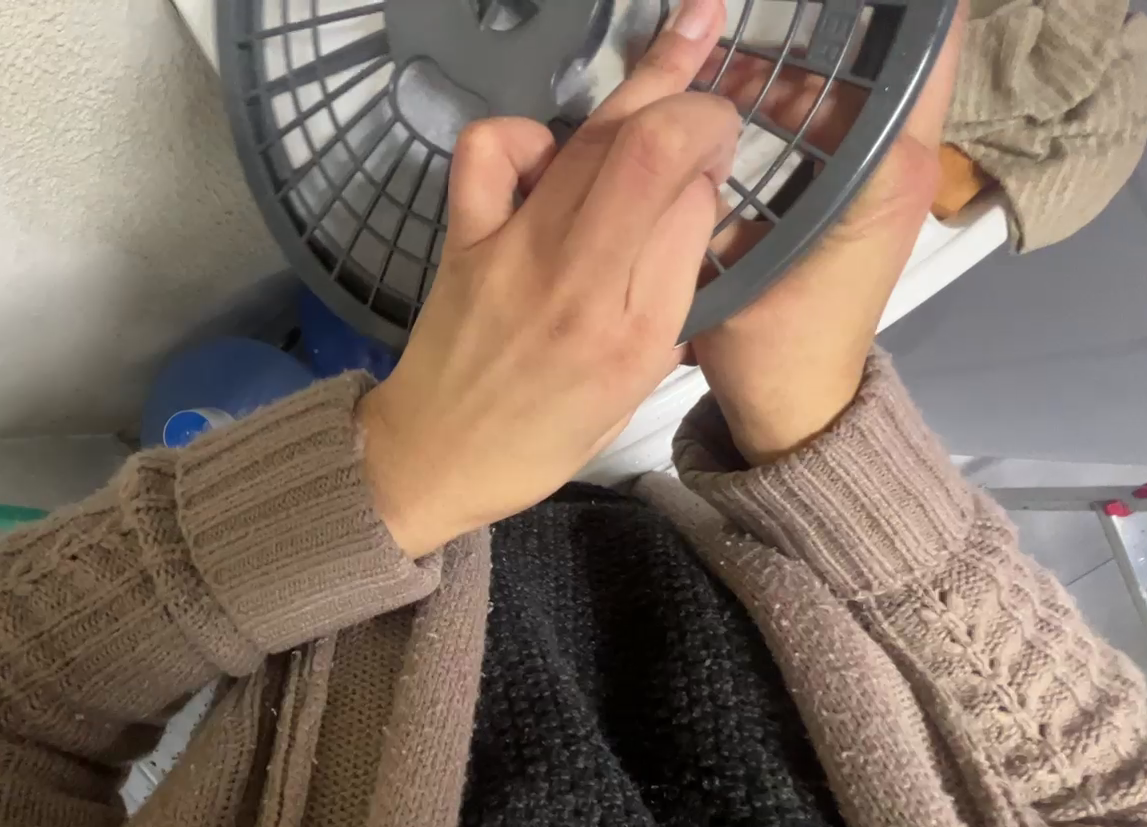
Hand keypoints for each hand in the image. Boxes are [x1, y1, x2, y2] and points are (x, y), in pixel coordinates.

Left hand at [358, 0, 738, 557]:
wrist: (432, 461)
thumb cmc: (536, 445)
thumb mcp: (628, 399)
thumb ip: (669, 310)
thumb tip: (686, 217)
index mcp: (635, 335)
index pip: (695, 206)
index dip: (714, 169)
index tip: (710, 175)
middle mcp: (580, 285)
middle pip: (653, 147)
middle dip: (698, 104)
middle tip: (708, 103)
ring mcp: (513, 256)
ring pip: (588, 137)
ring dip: (643, 81)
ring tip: (681, 43)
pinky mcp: (462, 243)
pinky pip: (489, 152)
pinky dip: (523, 133)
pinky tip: (544, 152)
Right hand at [691, 9, 963, 462]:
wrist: (796, 409)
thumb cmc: (770, 351)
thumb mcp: (742, 269)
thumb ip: (729, 190)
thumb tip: (705, 116)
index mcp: (892, 171)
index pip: (926, 39)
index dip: (883, 7)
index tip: (813, 1)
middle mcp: (909, 163)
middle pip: (894, 52)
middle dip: (834, 25)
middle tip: (761, 19)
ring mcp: (889, 181)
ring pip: (863, 84)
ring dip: (810, 62)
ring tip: (738, 53)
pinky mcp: (863, 199)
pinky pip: (843, 123)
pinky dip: (802, 101)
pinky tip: (745, 101)